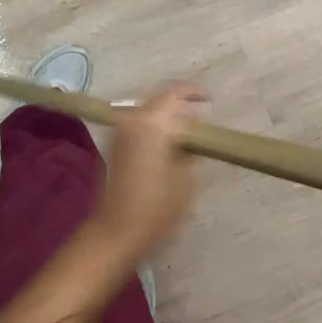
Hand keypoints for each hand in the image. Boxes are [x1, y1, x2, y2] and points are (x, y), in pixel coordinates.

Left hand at [91, 82, 206, 257]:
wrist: (116, 230)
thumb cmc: (157, 209)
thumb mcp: (186, 181)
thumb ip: (190, 151)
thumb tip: (193, 136)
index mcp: (151, 123)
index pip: (173, 93)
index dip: (192, 92)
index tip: (209, 99)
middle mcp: (131, 120)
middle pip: (157, 99)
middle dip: (178, 103)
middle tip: (199, 114)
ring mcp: (119, 131)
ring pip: (145, 111)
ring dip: (164, 114)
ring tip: (185, 128)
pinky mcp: (113, 145)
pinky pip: (136, 124)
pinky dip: (152, 125)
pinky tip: (166, 141)